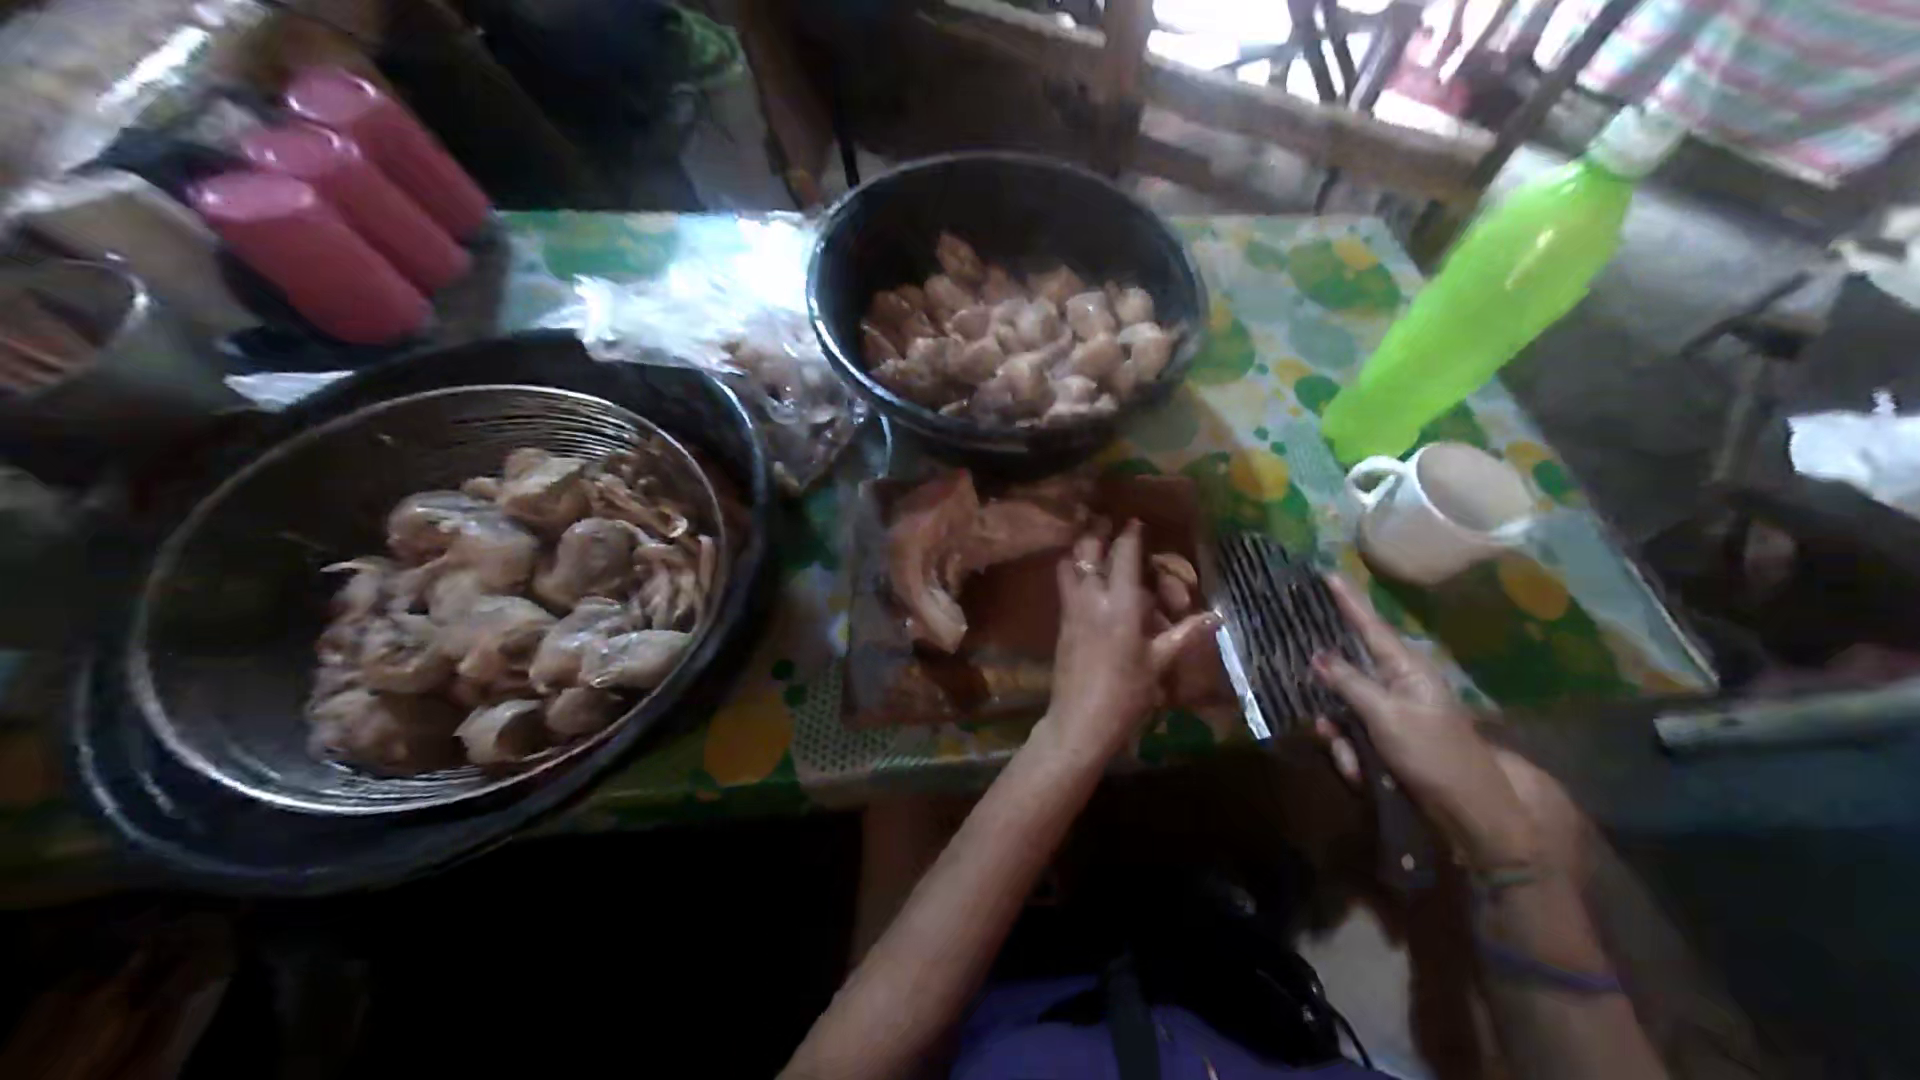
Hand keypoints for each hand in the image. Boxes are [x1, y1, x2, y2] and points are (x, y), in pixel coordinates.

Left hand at [1044, 521, 1217, 758]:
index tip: (1135, 521)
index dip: (1129, 534)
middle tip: (1106, 521)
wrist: (1080, 719)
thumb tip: (1217, 616)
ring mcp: (1071, 608)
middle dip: (1097, 532)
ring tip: (1091, 543)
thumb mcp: (1159, 664)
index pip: (1123, 555)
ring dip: (1080, 550)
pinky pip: (1064, 585)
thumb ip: (1185, 634)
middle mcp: (1091, 598)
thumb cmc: (1126, 693)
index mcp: (1121, 604)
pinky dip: (1072, 570)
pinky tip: (1082, 575)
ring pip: (1069, 565)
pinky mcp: (1061, 622)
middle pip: (1087, 551)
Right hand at [1310, 574, 1539, 868]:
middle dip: (1333, 704)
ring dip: (1343, 739)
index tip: (1330, 574)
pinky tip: (1364, 775)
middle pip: (1346, 675)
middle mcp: (1398, 685)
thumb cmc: (1433, 754)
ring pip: (1342, 710)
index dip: (1349, 601)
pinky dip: (1352, 756)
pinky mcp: (1388, 738)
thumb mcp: (1386, 716)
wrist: (1469, 810)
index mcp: (1407, 669)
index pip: (1371, 626)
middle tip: (1329, 724)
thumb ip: (1349, 682)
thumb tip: (1318, 655)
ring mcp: (1392, 713)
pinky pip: (1352, 736)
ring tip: (1357, 764)